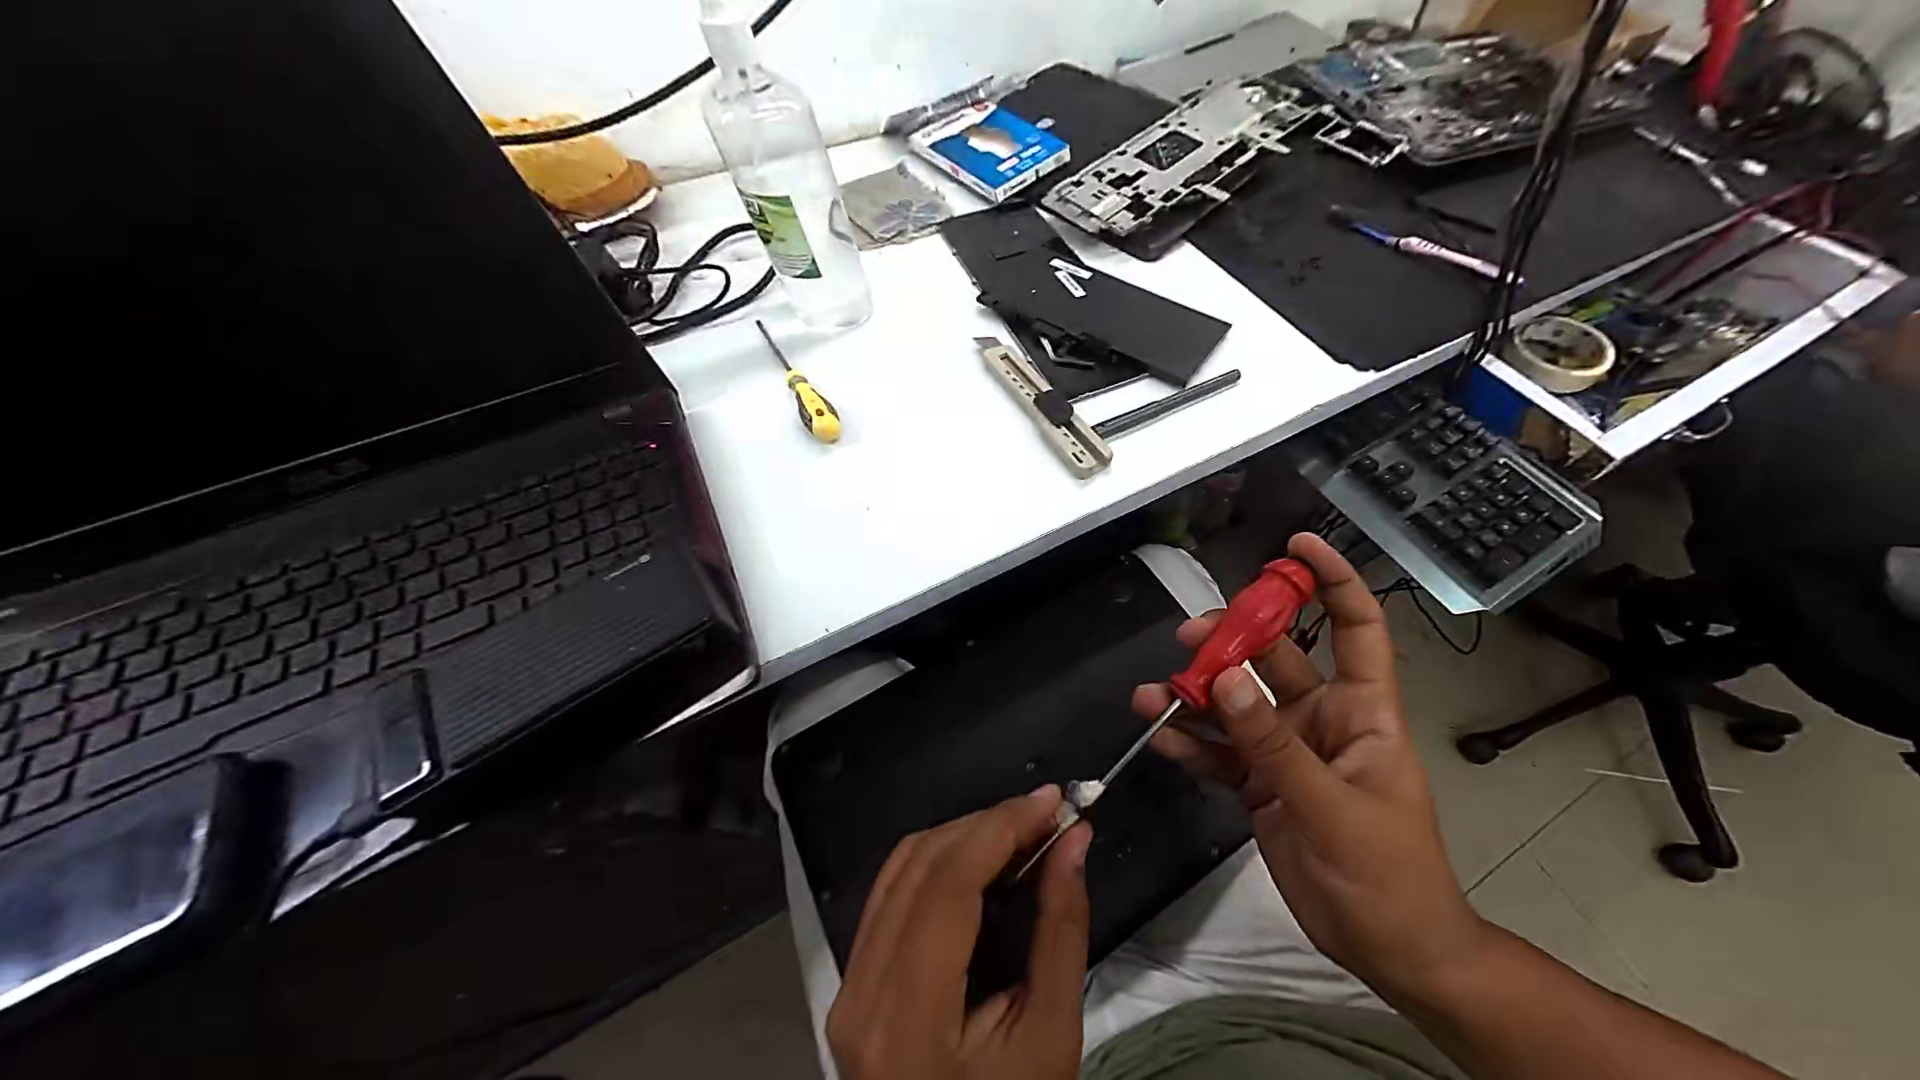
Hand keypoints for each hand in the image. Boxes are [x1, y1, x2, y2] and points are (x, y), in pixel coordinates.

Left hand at [827, 786, 1093, 1079]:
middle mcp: (859, 990)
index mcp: (905, 1017)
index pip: (947, 886)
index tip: (1052, 801)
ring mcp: (847, 985)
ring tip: (1021, 829)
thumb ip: (1061, 933)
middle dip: (987, 824)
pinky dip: (939, 861)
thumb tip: (1074, 844)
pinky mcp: (853, 981)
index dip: (1000, 827)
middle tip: (1045, 813)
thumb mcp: (1050, 1040)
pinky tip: (981, 857)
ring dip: (963, 835)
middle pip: (919, 866)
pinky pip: (892, 893)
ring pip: (901, 869)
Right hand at [1130, 532, 1488, 1001]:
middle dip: (1230, 643)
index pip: (1355, 628)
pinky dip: (1190, 745)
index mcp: (1362, 711)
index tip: (1295, 546)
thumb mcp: (1330, 806)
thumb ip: (1271, 743)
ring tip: (1152, 694)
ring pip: (1235, 705)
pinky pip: (1219, 752)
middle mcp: (1320, 718)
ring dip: (1195, 697)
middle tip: (1188, 639)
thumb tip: (1225, 680)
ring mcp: (1285, 750)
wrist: (1388, 948)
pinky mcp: (1259, 783)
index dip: (1333, 581)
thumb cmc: (1388, 873)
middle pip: (1272, 660)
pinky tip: (1161, 740)